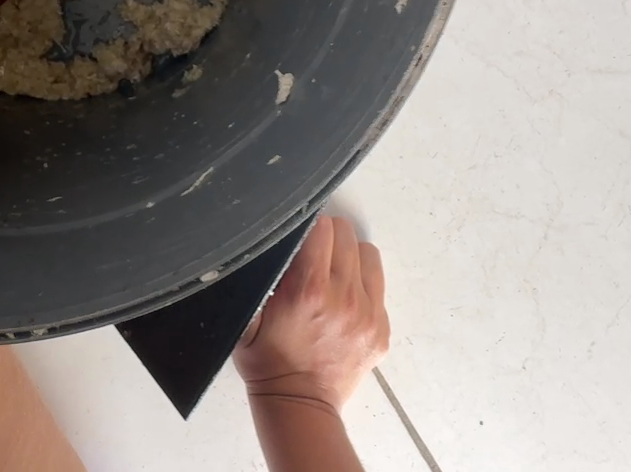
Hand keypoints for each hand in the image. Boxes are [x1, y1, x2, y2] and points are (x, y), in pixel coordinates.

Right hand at [234, 216, 389, 413]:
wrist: (298, 405)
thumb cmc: (267, 359)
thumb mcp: (248, 313)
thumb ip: (260, 275)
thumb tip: (266, 243)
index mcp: (309, 289)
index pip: (321, 227)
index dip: (308, 225)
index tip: (298, 234)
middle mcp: (344, 297)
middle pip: (346, 235)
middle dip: (327, 236)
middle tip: (312, 251)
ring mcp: (368, 314)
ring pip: (367, 254)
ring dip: (349, 255)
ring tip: (332, 271)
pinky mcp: (381, 330)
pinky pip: (378, 285)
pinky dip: (362, 282)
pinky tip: (343, 298)